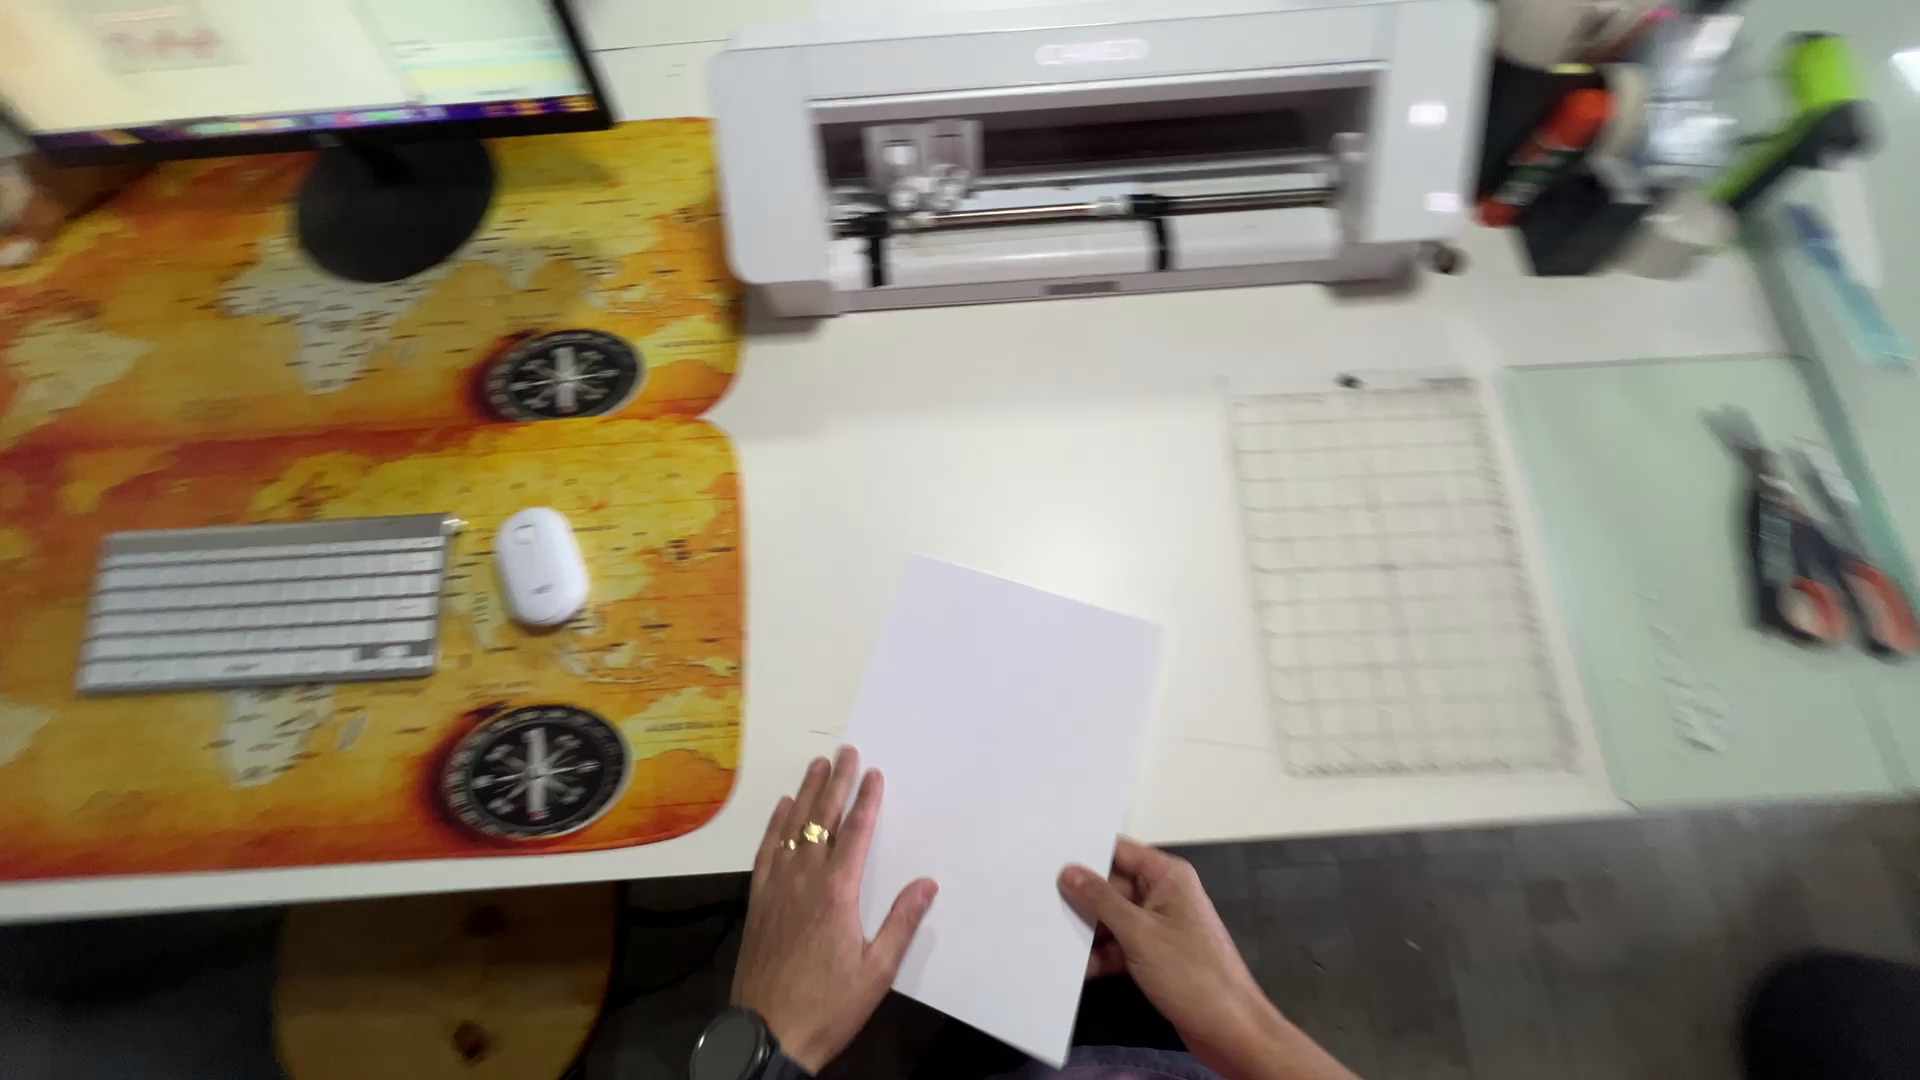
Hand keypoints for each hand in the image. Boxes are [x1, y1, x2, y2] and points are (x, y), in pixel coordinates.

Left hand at [732, 747, 937, 1074]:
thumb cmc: (829, 1004)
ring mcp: (778, 887)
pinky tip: (782, 807)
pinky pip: (767, 851)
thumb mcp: (876, 971)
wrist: (766, 1037)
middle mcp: (806, 878)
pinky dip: (775, 825)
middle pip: (823, 819)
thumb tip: (928, 883)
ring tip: (817, 765)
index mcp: (838, 891)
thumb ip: (902, 922)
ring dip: (807, 793)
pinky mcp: (758, 901)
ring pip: (793, 827)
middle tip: (846, 751)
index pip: (855, 832)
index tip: (873, 773)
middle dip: (837, 782)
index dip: (866, 799)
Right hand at [1060, 839, 1357, 1079]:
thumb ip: (1101, 900)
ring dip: (1089, 930)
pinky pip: (1120, 943)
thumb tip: (1068, 872)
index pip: (1118, 850)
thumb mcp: (1139, 933)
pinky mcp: (1155, 954)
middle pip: (1112, 884)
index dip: (1086, 853)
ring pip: (1113, 916)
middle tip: (1041, 900)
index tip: (1049, 857)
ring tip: (1052, 937)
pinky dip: (1102, 954)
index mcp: (1166, 875)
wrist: (1233, 1034)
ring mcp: (1159, 925)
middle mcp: (1162, 893)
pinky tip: (1077, 968)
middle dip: (1082, 897)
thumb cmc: (1191, 973)